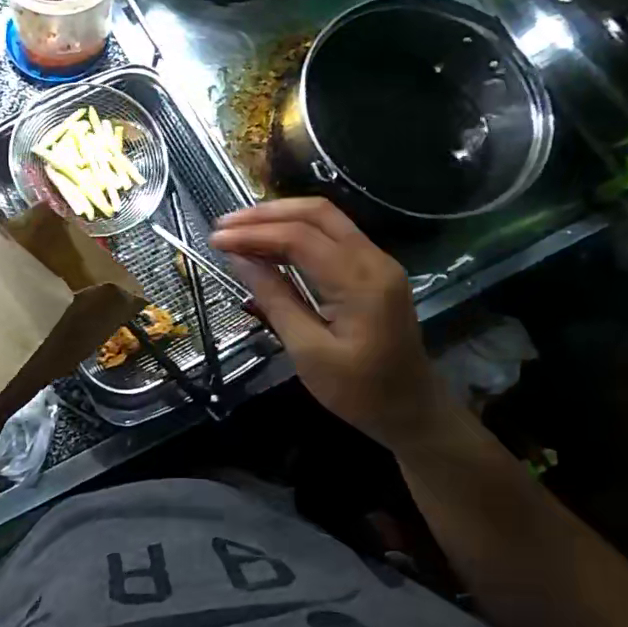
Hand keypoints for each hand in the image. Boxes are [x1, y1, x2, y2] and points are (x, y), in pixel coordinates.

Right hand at [210, 199, 450, 448]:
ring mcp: (377, 264)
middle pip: (317, 214)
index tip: (215, 240)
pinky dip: (294, 234)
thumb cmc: (358, 391)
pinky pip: (330, 238)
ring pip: (325, 221)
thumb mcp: (308, 350)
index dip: (254, 234)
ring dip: (279, 220)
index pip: (300, 238)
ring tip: (237, 231)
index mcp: (361, 282)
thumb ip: (275, 299)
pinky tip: (266, 246)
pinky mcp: (371, 273)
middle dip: (266, 214)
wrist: (412, 412)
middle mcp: (374, 261)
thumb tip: (240, 260)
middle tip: (223, 225)